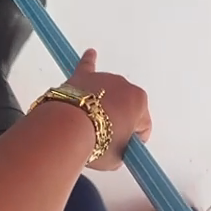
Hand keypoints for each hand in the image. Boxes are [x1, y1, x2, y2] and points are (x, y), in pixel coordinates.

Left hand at [70, 49, 150, 170]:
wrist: (68, 128)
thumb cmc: (98, 143)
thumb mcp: (117, 157)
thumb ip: (121, 150)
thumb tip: (112, 148)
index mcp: (140, 102)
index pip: (143, 126)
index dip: (133, 141)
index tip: (123, 149)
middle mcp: (124, 85)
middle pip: (124, 106)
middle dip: (117, 120)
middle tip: (103, 138)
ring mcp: (102, 78)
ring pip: (106, 93)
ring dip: (102, 104)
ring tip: (89, 122)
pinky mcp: (82, 76)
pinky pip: (87, 66)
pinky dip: (88, 61)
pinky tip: (90, 53)